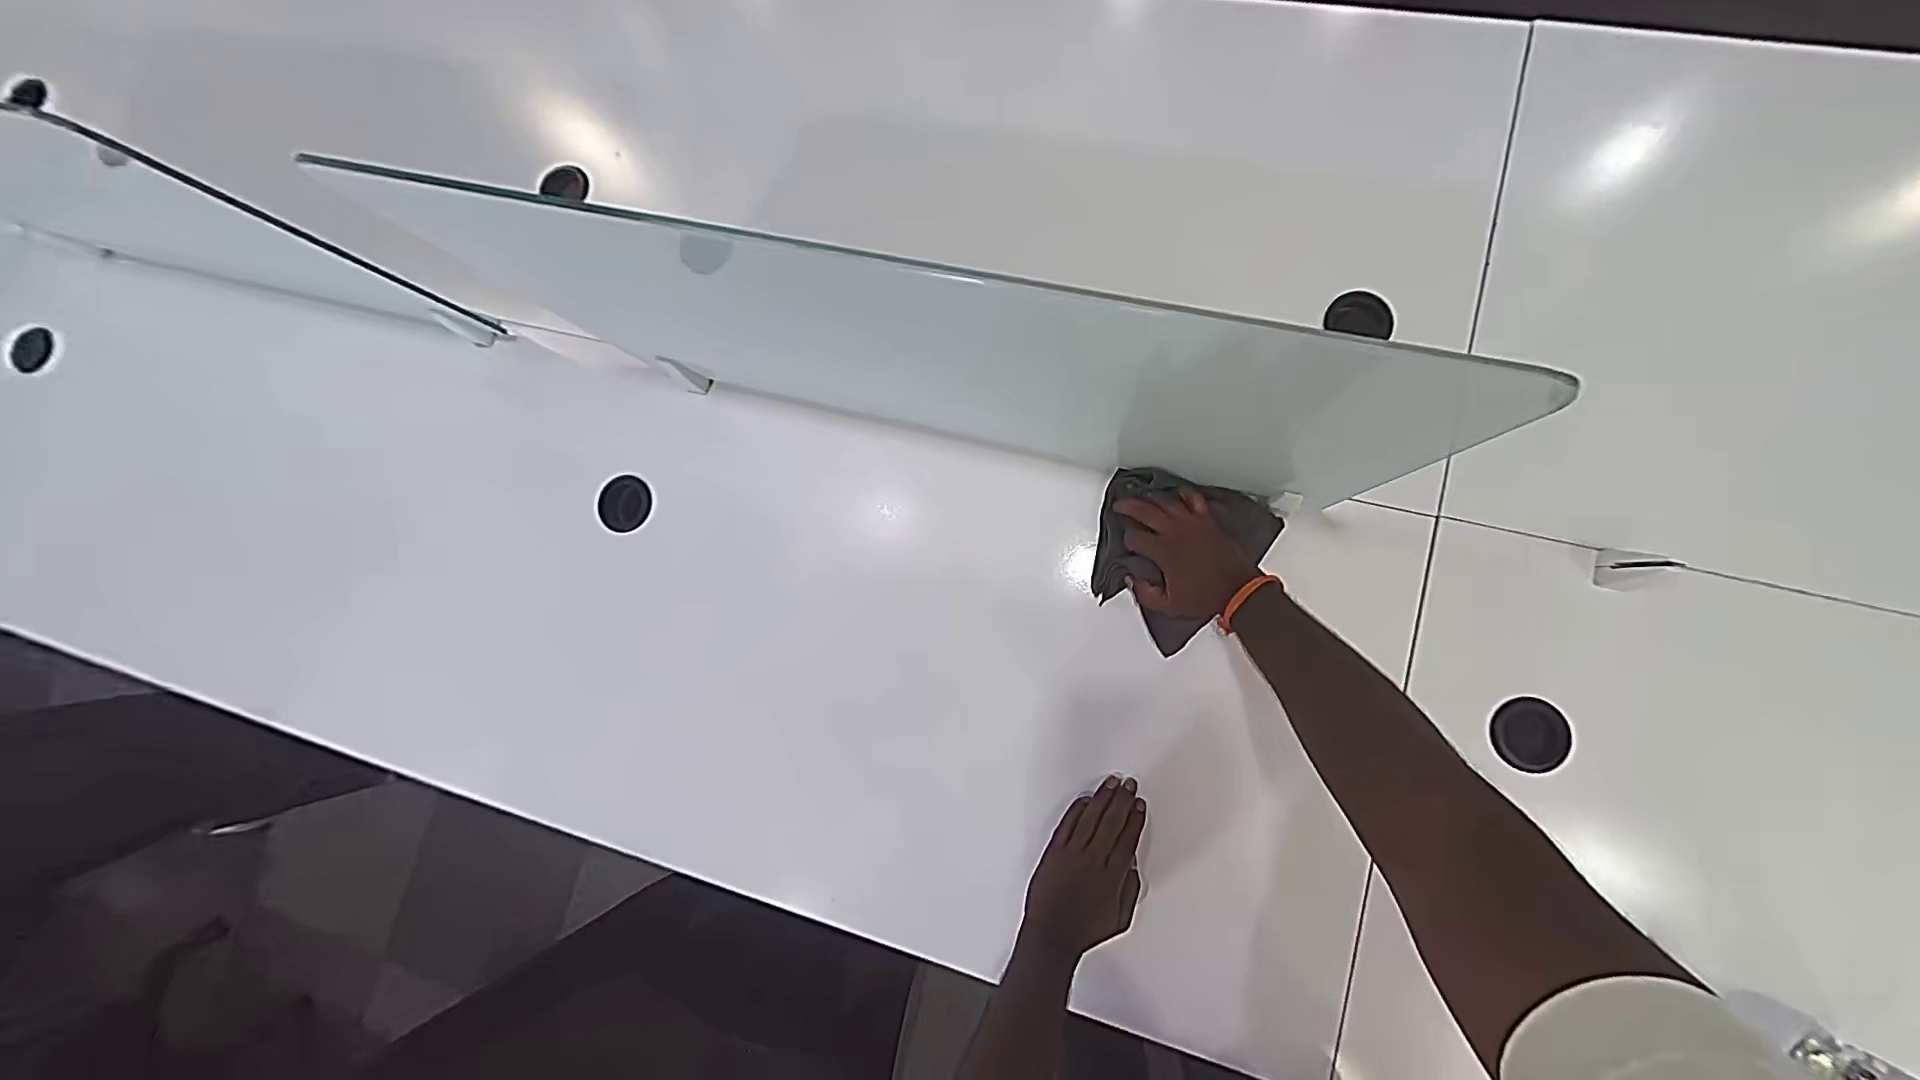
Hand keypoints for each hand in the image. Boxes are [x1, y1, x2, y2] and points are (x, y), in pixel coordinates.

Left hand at [1019, 776, 1146, 962]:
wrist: (1051, 934)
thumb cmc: (1083, 930)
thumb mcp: (1120, 918)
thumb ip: (1129, 889)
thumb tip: (1132, 866)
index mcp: (1112, 875)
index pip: (1128, 837)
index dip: (1136, 818)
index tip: (1140, 804)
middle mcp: (1094, 859)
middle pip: (1113, 821)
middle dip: (1123, 799)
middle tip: (1129, 785)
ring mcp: (1073, 852)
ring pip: (1092, 816)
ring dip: (1104, 796)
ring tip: (1112, 783)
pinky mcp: (1055, 850)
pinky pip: (1068, 822)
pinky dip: (1078, 808)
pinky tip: (1086, 798)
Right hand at [1113, 491, 1262, 617]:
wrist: (1238, 590)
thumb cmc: (1205, 597)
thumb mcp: (1168, 605)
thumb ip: (1145, 593)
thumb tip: (1132, 580)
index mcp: (1164, 552)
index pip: (1136, 537)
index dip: (1127, 539)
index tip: (1128, 543)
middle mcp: (1175, 532)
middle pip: (1145, 511)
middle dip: (1128, 507)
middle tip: (1119, 506)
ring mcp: (1192, 523)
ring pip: (1165, 501)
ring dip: (1149, 497)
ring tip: (1140, 497)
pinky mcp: (1207, 521)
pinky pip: (1193, 499)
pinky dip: (1183, 494)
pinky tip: (1176, 495)